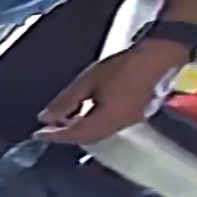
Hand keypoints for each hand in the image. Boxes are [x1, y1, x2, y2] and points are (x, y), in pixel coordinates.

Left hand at [36, 41, 191, 144]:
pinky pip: (107, 128)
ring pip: (97, 135)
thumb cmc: (122, 67)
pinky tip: (78, 119)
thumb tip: (45, 119)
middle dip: (64, 137)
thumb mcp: (86, 82)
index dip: (55, 136)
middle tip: (45, 132)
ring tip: (58, 125)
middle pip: (88, 138)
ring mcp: (131, 121)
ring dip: (76, 133)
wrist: (160, 58)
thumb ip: (65, 102)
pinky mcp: (135, 116)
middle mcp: (122, 123)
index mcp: (110, 116)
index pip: (76, 133)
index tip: (36, 135)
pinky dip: (89, 128)